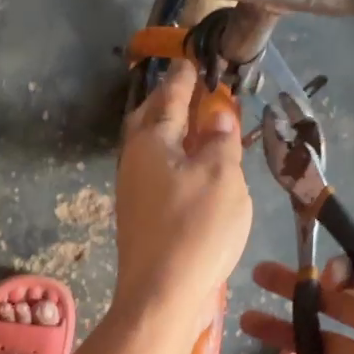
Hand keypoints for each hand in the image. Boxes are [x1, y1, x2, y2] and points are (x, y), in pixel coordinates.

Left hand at [115, 60, 251, 316]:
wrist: (161, 294)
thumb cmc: (196, 228)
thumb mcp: (222, 176)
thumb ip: (220, 140)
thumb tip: (216, 113)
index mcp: (151, 141)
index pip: (169, 97)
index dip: (185, 78)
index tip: (192, 60)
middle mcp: (133, 161)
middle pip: (149, 120)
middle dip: (167, 101)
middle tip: (190, 90)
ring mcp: (131, 191)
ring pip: (149, 148)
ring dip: (168, 132)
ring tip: (194, 127)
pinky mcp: (137, 217)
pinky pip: (153, 172)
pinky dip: (171, 159)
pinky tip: (188, 169)